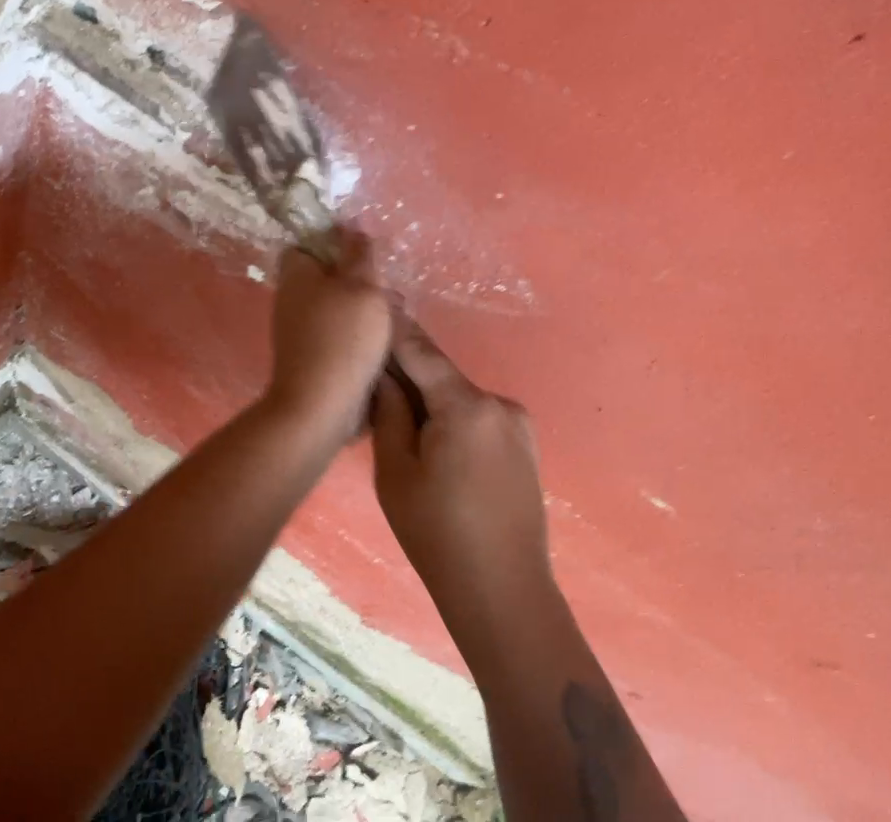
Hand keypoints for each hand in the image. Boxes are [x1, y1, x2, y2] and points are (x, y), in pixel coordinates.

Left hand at [264, 229, 392, 438]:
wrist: (320, 405)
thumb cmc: (343, 338)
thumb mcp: (361, 286)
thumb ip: (359, 254)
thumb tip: (350, 225)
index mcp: (295, 275)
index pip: (303, 246)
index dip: (331, 244)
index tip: (363, 253)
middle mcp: (289, 300)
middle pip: (322, 278)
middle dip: (355, 281)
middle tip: (388, 289)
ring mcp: (296, 332)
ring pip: (333, 309)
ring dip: (361, 312)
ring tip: (393, 317)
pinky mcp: (309, 358)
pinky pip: (336, 336)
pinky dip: (356, 338)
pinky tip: (382, 345)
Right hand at [370, 312, 550, 604]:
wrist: (502, 590)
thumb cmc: (436, 531)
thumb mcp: (395, 470)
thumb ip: (390, 414)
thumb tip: (385, 378)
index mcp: (467, 405)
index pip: (421, 352)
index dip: (394, 328)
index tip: (372, 301)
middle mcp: (499, 405)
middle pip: (441, 376)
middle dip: (405, 373)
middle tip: (366, 377)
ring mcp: (518, 427)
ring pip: (457, 399)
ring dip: (427, 401)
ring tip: (392, 420)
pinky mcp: (524, 449)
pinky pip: (476, 420)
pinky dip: (448, 420)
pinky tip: (427, 443)